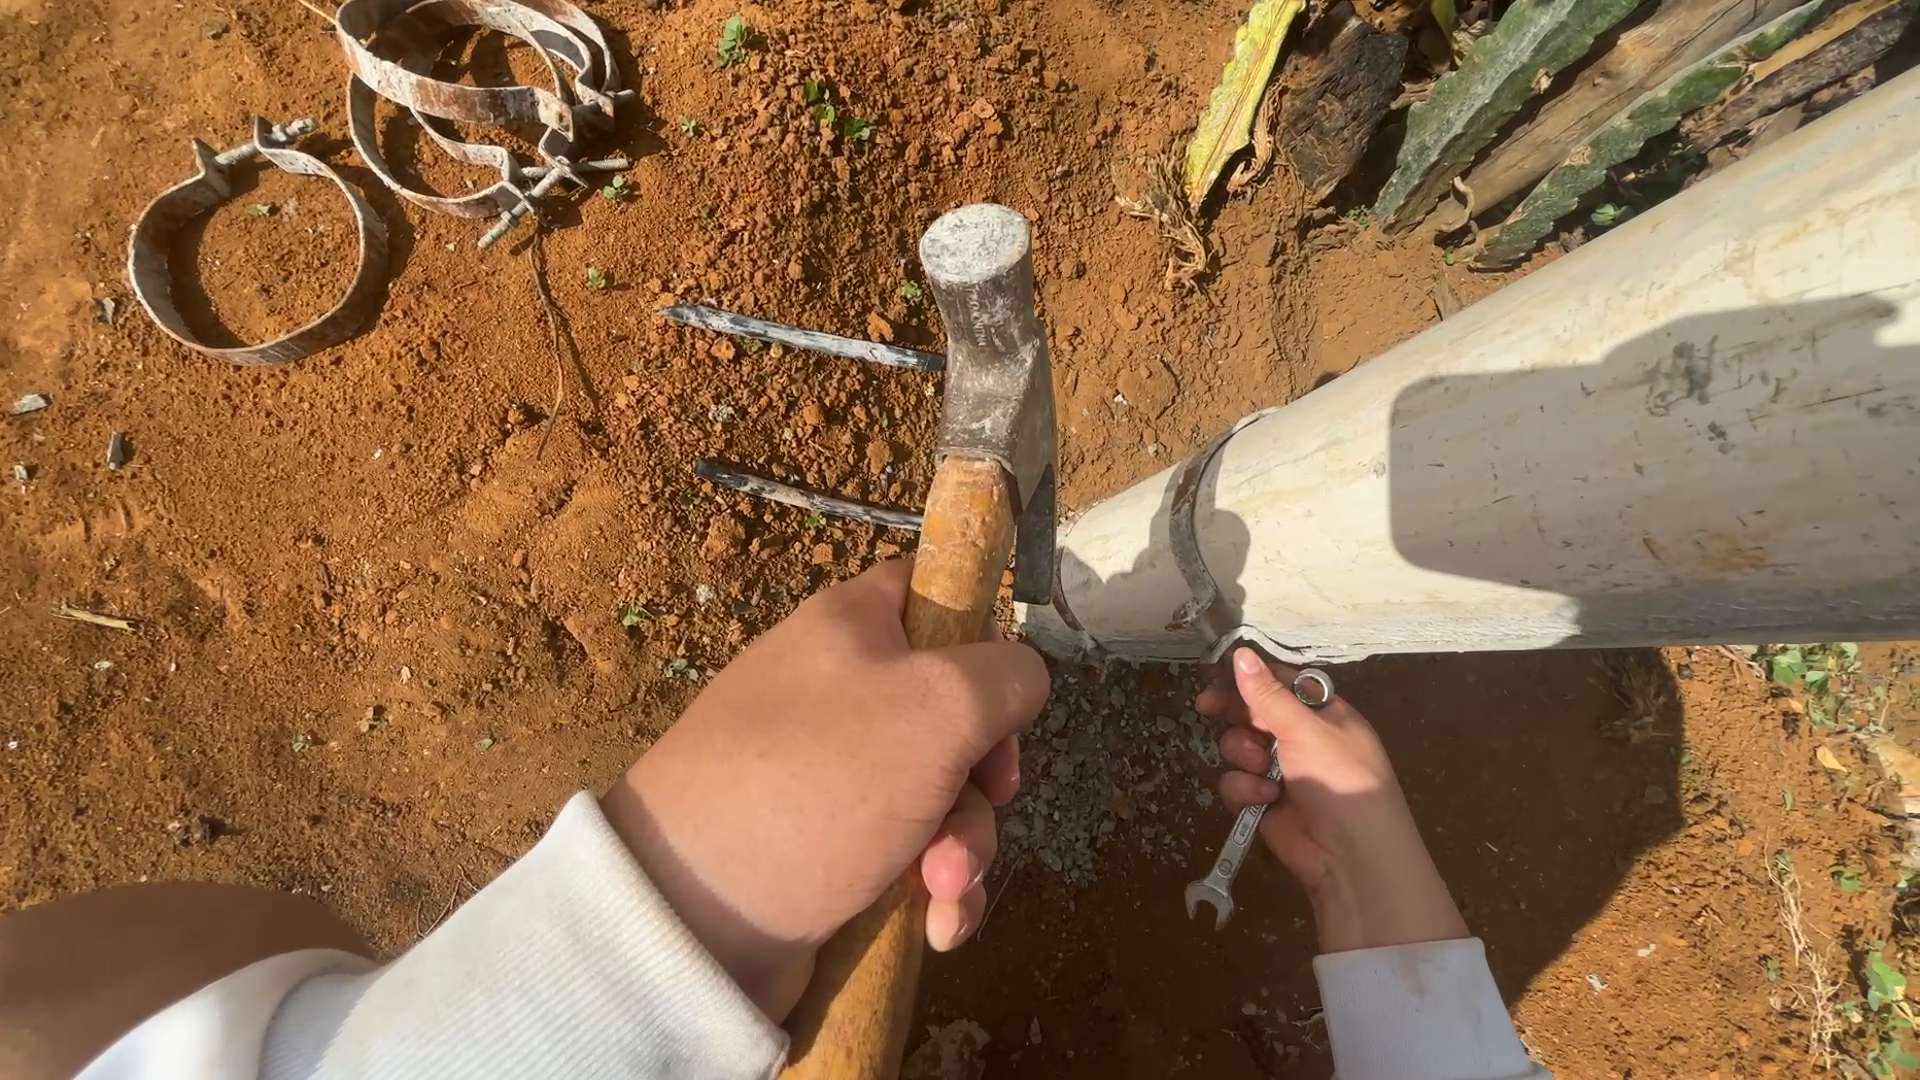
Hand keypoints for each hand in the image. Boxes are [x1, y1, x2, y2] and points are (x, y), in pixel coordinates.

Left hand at [600, 560, 1047, 1021]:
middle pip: (949, 707)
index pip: (931, 593)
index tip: (1003, 697)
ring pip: (935, 788)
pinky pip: (903, 845)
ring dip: (963, 842)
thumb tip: (1021, 681)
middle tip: (985, 802)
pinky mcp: (824, 839)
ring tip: (945, 886)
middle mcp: (837, 686)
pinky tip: (936, 922)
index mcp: (851, 626)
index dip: (981, 637)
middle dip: (982, 773)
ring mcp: (827, 767)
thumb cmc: (822, 779)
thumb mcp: (937, 705)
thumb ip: (1006, 675)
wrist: (691, 914)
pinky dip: (930, 882)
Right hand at [1199, 648, 1468, 953]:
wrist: (1351, 858)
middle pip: (1253, 712)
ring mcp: (1281, 771)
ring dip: (1243, 755)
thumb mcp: (1306, 730)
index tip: (1218, 674)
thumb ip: (1267, 694)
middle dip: (1234, 713)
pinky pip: (1236, 781)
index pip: (1280, 684)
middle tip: (1208, 706)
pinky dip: (1245, 789)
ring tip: (1260, 768)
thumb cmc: (1340, 780)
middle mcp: (1301, 739)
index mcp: (1324, 715)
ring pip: (1238, 746)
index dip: (1250, 678)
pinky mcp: (1263, 801)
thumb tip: (1240, 652)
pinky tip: (1263, 799)